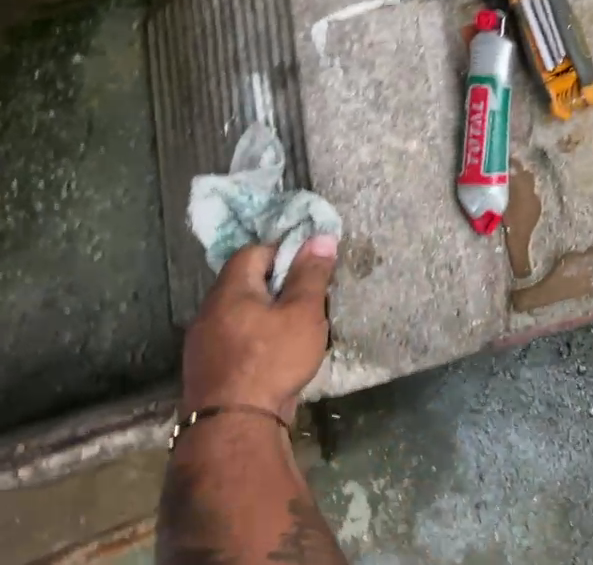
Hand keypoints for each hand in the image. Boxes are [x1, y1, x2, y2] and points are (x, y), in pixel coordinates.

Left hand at [180, 238, 336, 423]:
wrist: (233, 423)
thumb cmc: (273, 358)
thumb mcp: (304, 312)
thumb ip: (311, 274)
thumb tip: (320, 238)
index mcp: (229, 293)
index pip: (253, 252)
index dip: (284, 251)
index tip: (311, 267)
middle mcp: (208, 311)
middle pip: (245, 281)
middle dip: (280, 282)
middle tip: (312, 296)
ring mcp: (203, 340)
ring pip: (241, 309)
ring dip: (269, 309)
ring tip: (299, 324)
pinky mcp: (208, 364)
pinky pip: (236, 332)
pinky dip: (258, 331)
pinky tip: (277, 349)